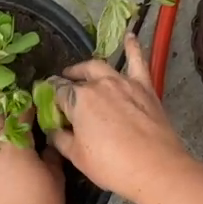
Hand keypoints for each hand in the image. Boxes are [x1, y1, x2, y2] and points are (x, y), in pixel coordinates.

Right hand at [46, 35, 194, 199]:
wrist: (156, 167)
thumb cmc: (112, 166)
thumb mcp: (77, 157)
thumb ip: (60, 139)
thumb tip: (52, 130)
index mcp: (78, 99)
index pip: (57, 91)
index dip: (49, 95)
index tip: (46, 99)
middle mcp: (99, 84)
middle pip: (78, 78)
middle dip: (68, 82)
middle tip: (63, 90)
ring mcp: (123, 82)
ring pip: (101, 67)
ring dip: (88, 68)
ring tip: (81, 71)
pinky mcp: (144, 86)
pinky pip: (138, 60)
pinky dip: (133, 47)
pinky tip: (130, 36)